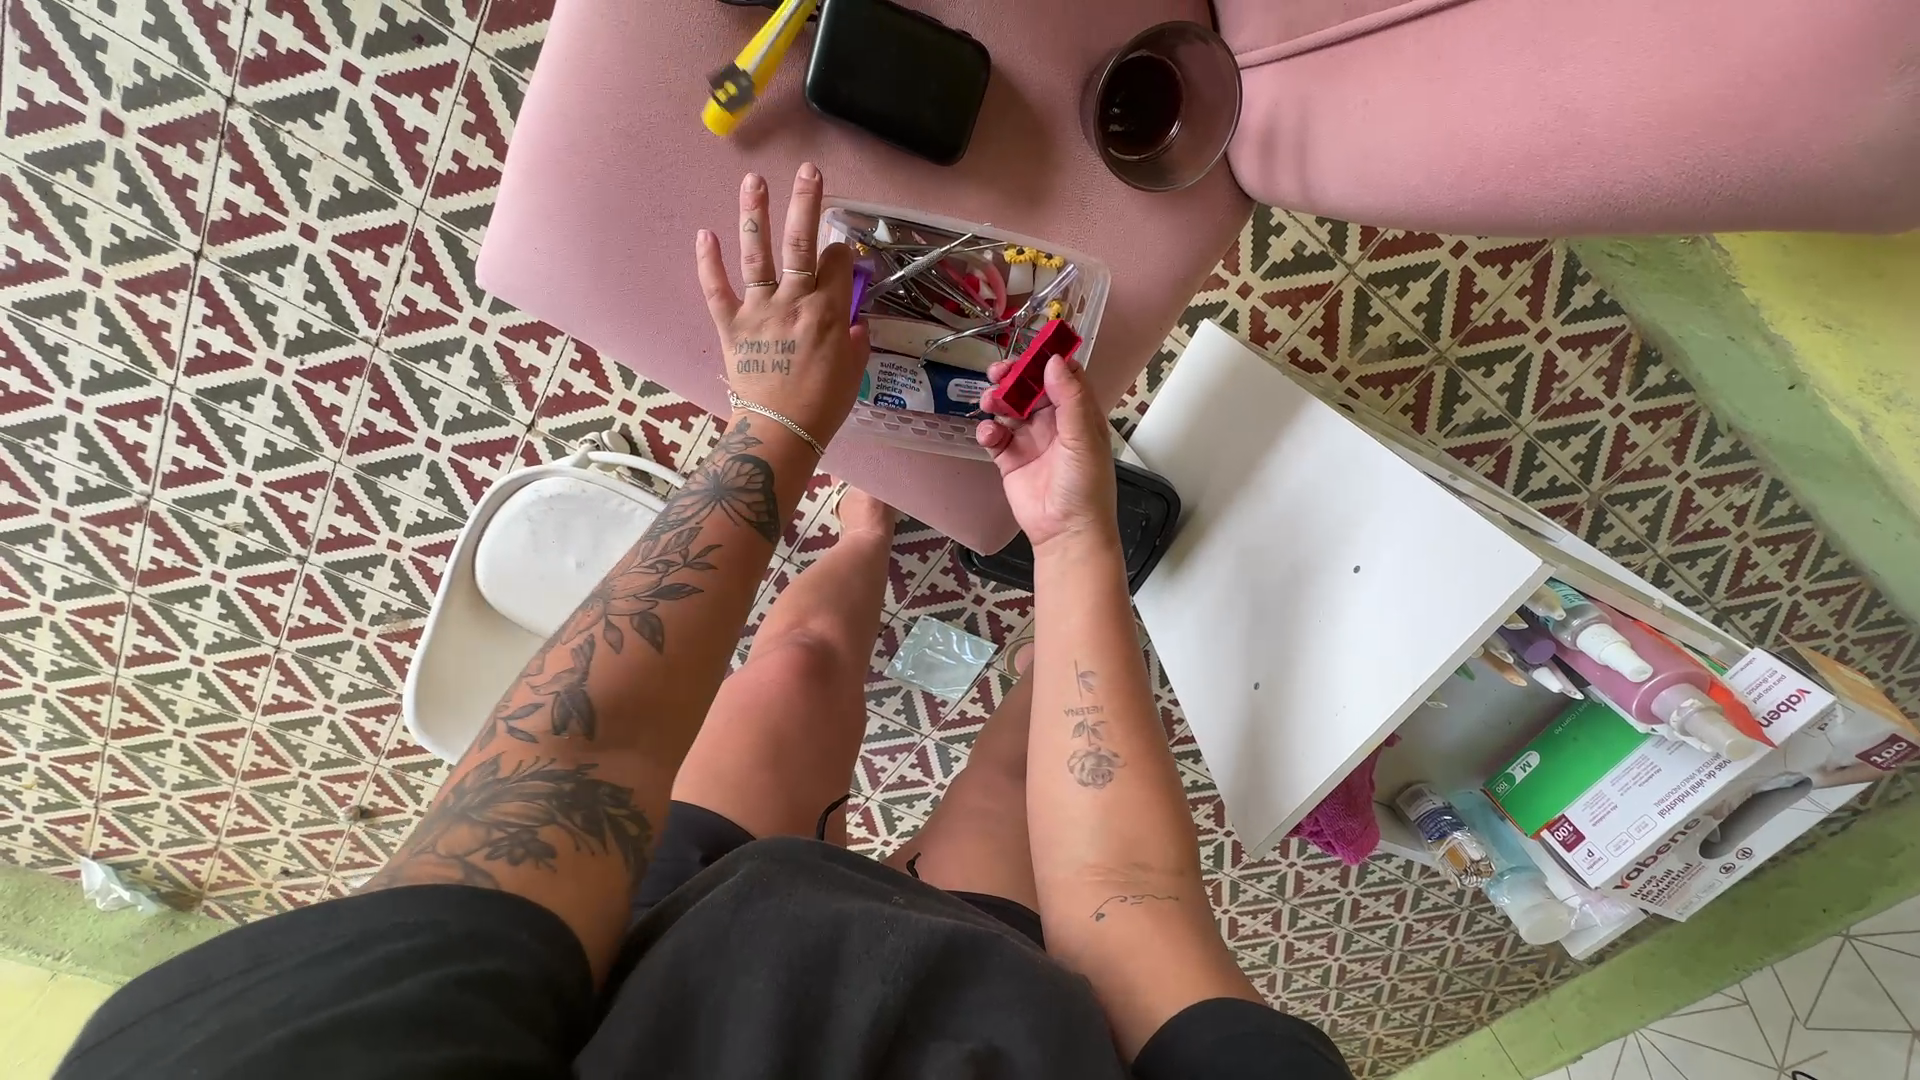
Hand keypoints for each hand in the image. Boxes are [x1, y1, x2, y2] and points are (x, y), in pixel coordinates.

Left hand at [695, 164, 869, 449]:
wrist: (782, 430)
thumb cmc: (823, 404)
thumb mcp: (853, 371)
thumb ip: (856, 339)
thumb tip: (853, 321)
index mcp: (828, 311)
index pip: (836, 263)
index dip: (841, 250)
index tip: (840, 250)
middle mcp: (794, 301)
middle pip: (801, 242)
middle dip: (806, 202)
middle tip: (808, 171)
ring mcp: (759, 310)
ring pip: (758, 254)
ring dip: (756, 215)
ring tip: (754, 181)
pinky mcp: (731, 324)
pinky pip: (716, 288)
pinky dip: (708, 262)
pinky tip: (705, 233)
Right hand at [976, 354, 1117, 552]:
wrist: (1065, 532)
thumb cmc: (1085, 487)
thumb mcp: (1083, 438)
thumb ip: (1070, 398)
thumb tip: (1054, 361)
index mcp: (1079, 415)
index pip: (1063, 377)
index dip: (1046, 361)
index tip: (1029, 350)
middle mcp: (1054, 424)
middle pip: (1030, 388)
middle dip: (1013, 377)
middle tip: (998, 372)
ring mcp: (1030, 441)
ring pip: (1009, 408)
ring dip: (997, 400)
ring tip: (989, 401)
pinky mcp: (1010, 459)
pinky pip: (995, 436)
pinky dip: (988, 430)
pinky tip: (989, 434)